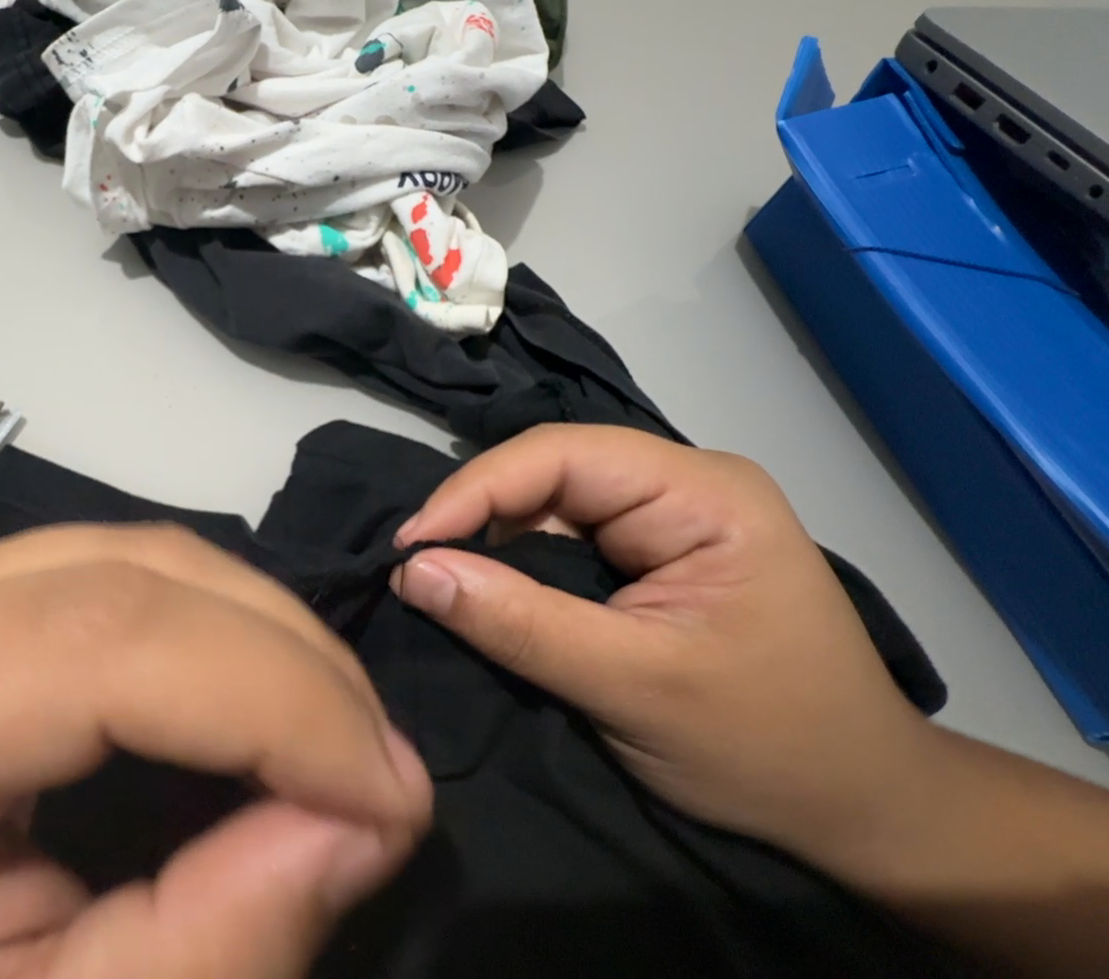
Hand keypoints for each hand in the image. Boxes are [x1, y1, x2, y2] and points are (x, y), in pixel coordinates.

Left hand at [0, 525, 432, 978]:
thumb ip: (210, 948)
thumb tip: (364, 817)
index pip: (87, 648)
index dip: (265, 699)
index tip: (386, 797)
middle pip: (123, 580)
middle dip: (286, 662)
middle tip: (379, 779)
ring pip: (136, 553)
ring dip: (264, 634)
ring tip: (335, 739)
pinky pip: (120, 567)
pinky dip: (218, 621)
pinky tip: (262, 693)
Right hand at [389, 424, 938, 857]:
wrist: (855, 807)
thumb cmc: (763, 745)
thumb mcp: (631, 686)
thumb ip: (518, 623)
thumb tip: (411, 570)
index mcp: (702, 495)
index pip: (562, 456)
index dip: (475, 490)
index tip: (408, 548)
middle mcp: (681, 487)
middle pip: (549, 472)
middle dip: (475, 514)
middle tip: (412, 568)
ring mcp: (664, 518)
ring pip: (546, 504)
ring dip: (487, 540)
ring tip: (433, 578)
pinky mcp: (646, 553)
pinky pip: (558, 539)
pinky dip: (510, 563)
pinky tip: (479, 587)